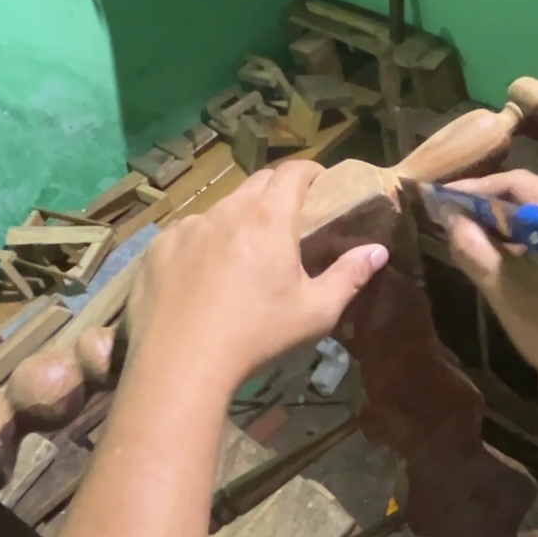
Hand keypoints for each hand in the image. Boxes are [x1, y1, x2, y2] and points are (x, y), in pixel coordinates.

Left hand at [126, 160, 388, 395]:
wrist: (180, 365)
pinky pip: (187, 234)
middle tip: (288, 220)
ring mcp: (187, 227)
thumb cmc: (257, 335)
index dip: (310, 172)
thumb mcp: (316, 312)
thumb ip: (350, 276)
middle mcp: (227, 211)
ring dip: (238, 219)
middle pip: (257, 182)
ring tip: (242, 254)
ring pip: (220, 208)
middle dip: (277, 191)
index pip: (293, 172)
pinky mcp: (158, 248)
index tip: (320, 185)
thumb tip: (379, 251)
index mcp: (269, 219)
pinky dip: (202, 244)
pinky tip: (201, 278)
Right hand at [445, 171, 537, 412]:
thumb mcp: (505, 292)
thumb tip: (450, 217)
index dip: (474, 189)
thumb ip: (473, 249)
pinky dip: (523, 231)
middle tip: (448, 213)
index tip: (439, 198)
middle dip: (486, 202)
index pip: (516, 184)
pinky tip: (498, 244)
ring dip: (503, 217)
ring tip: (466, 227)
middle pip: (529, 191)